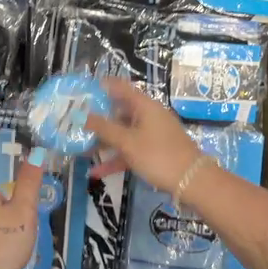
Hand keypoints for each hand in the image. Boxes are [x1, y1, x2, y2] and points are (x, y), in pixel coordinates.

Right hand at [84, 80, 203, 190]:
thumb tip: (82, 115)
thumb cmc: (158, 155)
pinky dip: (115, 158)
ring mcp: (151, 134)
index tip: (80, 92)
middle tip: (74, 123)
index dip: (100, 87)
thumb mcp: (127, 142)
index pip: (119, 87)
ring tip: (80, 149)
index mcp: (144, 105)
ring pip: (123, 133)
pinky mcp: (153, 151)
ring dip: (103, 142)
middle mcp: (147, 115)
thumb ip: (104, 128)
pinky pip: (130, 150)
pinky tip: (96, 172)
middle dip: (97, 119)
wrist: (193, 181)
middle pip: (118, 112)